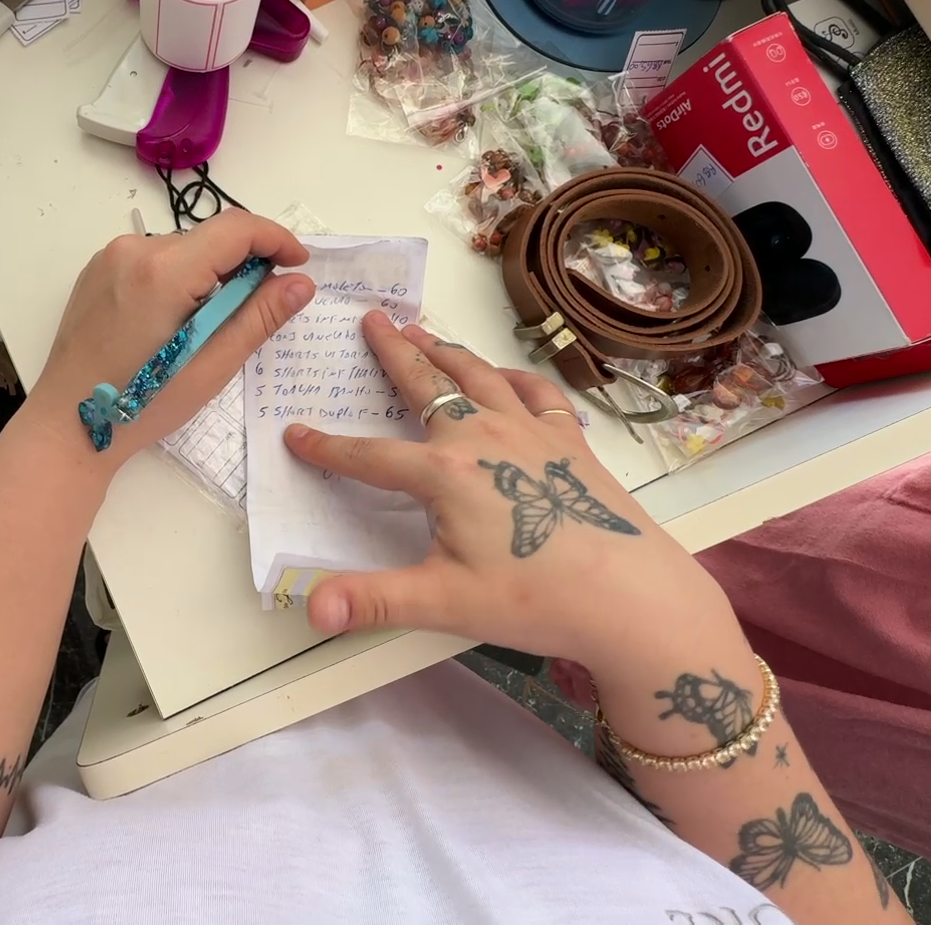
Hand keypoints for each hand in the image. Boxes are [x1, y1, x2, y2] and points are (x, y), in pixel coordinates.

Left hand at [27, 210, 313, 464]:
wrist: (68, 425)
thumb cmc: (140, 405)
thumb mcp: (211, 367)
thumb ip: (259, 318)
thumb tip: (301, 282)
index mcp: (163, 270)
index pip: (236, 229)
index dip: (276, 240)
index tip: (299, 265)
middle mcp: (133, 250)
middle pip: (209, 239)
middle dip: (242, 265)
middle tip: (256, 310)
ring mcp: (109, 258)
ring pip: (182, 250)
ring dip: (208, 275)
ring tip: (206, 328)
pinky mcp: (97, 272)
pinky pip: (153, 261)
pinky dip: (177, 280)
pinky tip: (173, 324)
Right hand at [284, 312, 737, 677]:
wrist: (636, 601)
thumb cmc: (535, 599)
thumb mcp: (443, 602)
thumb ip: (372, 600)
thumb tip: (311, 610)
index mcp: (445, 472)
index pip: (369, 456)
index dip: (326, 447)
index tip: (294, 434)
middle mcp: (483, 437)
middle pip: (425, 384)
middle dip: (393, 351)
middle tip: (372, 319)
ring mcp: (530, 433)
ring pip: (478, 376)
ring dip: (446, 350)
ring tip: (423, 330)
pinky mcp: (568, 441)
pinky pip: (536, 393)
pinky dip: (514, 377)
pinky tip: (505, 375)